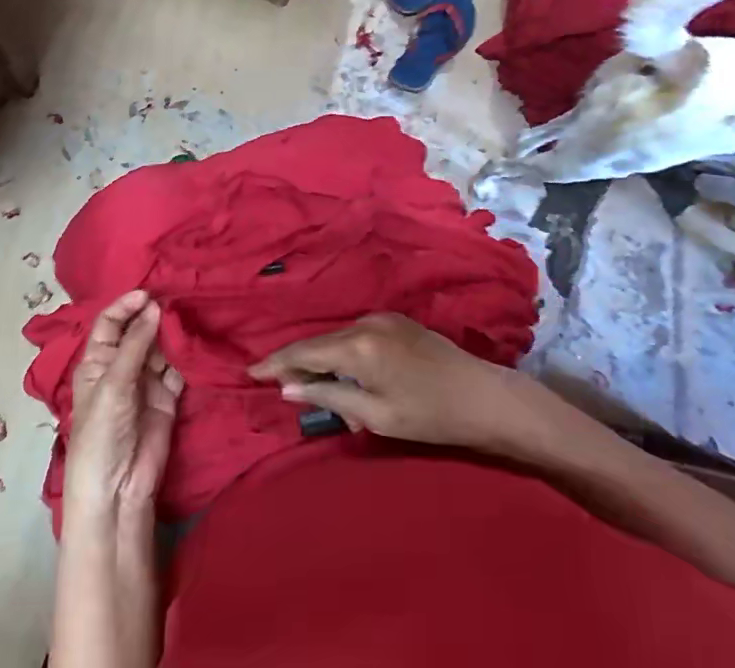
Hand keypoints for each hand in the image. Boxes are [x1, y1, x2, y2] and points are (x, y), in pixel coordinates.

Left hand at [63, 291, 183, 521]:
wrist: (118, 488)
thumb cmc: (101, 434)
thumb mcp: (113, 386)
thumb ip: (135, 346)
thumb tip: (155, 307)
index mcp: (96, 362)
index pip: (109, 323)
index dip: (126, 306)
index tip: (149, 293)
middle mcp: (121, 367)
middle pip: (139, 332)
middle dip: (155, 317)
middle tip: (178, 300)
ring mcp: (146, 382)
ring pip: (161, 348)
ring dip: (173, 334)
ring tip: (191, 316)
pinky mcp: (168, 397)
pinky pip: (178, 369)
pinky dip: (186, 356)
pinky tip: (196, 342)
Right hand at [248, 313, 533, 453]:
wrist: (483, 396)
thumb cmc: (429, 414)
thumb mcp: (375, 414)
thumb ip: (329, 396)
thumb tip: (288, 389)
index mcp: (358, 346)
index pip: (304, 352)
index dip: (276, 363)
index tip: (250, 372)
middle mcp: (366, 323)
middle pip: (319, 342)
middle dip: (299, 364)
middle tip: (284, 389)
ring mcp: (384, 318)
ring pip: (339, 339)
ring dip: (326, 362)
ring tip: (324, 393)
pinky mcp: (397, 321)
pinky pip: (358, 336)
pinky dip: (346, 355)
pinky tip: (351, 378)